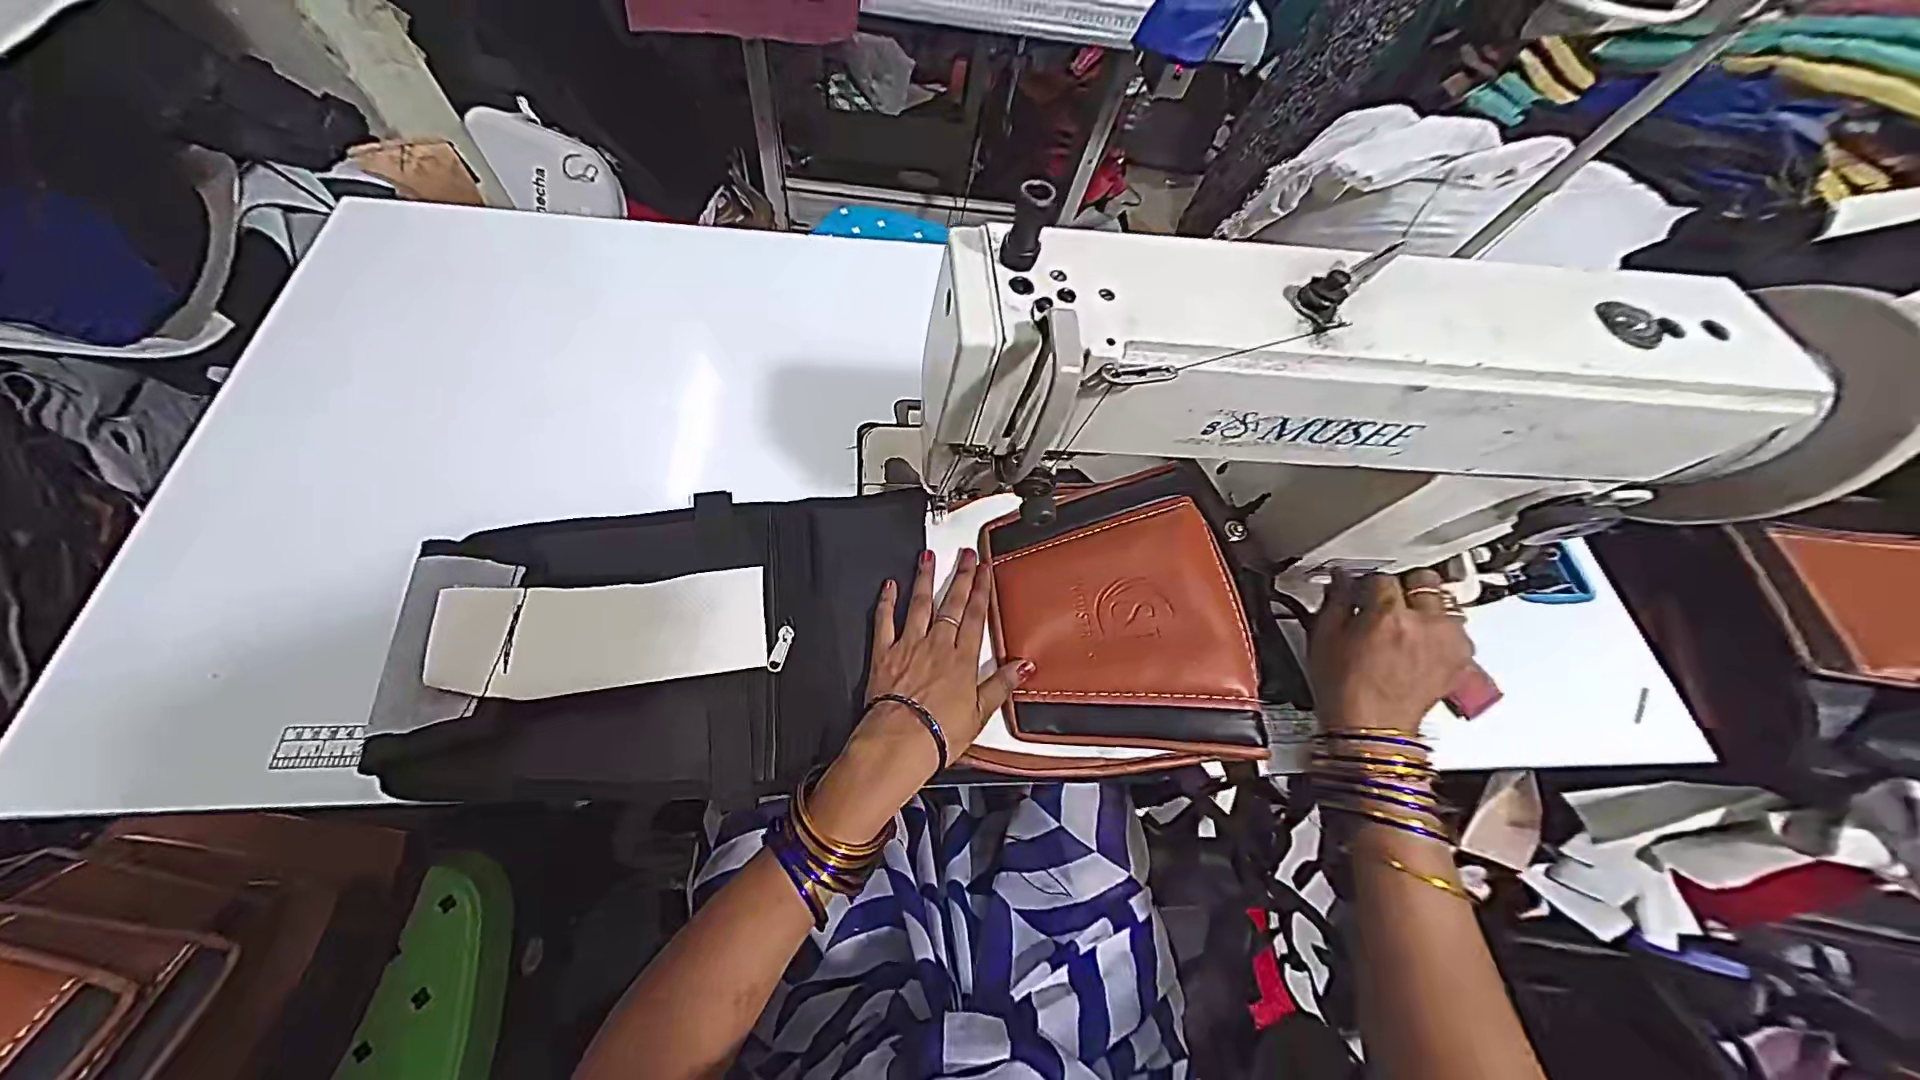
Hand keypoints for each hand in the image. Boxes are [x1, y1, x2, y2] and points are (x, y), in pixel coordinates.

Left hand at [809, 549, 1030, 839]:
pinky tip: (889, 586)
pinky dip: (886, 602)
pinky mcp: (885, 654)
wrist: (900, 740)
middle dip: (961, 576)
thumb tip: (1024, 667)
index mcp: (961, 659)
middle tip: (965, 555)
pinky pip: (885, 621)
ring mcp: (909, 646)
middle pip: (952, 603)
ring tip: (929, 558)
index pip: (976, 615)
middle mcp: (936, 646)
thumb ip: (1002, 685)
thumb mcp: (981, 713)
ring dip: (926, 578)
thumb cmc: (938, 732)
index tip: (984, 570)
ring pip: (920, 604)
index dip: (981, 589)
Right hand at [1309, 569, 1473, 735]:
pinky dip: (1440, 631)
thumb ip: (1333, 600)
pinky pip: (1456, 630)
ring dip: (1426, 608)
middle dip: (1403, 586)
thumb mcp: (1323, 637)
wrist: (1371, 727)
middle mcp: (1426, 624)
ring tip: (1404, 623)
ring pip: (1445, 603)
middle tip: (1387, 600)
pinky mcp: (1462, 659)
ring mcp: (1449, 642)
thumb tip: (1341, 580)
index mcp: (1387, 615)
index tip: (1359, 590)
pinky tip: (1418, 642)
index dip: (1365, 583)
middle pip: (1424, 580)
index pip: (1382, 577)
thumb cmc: (1345, 689)